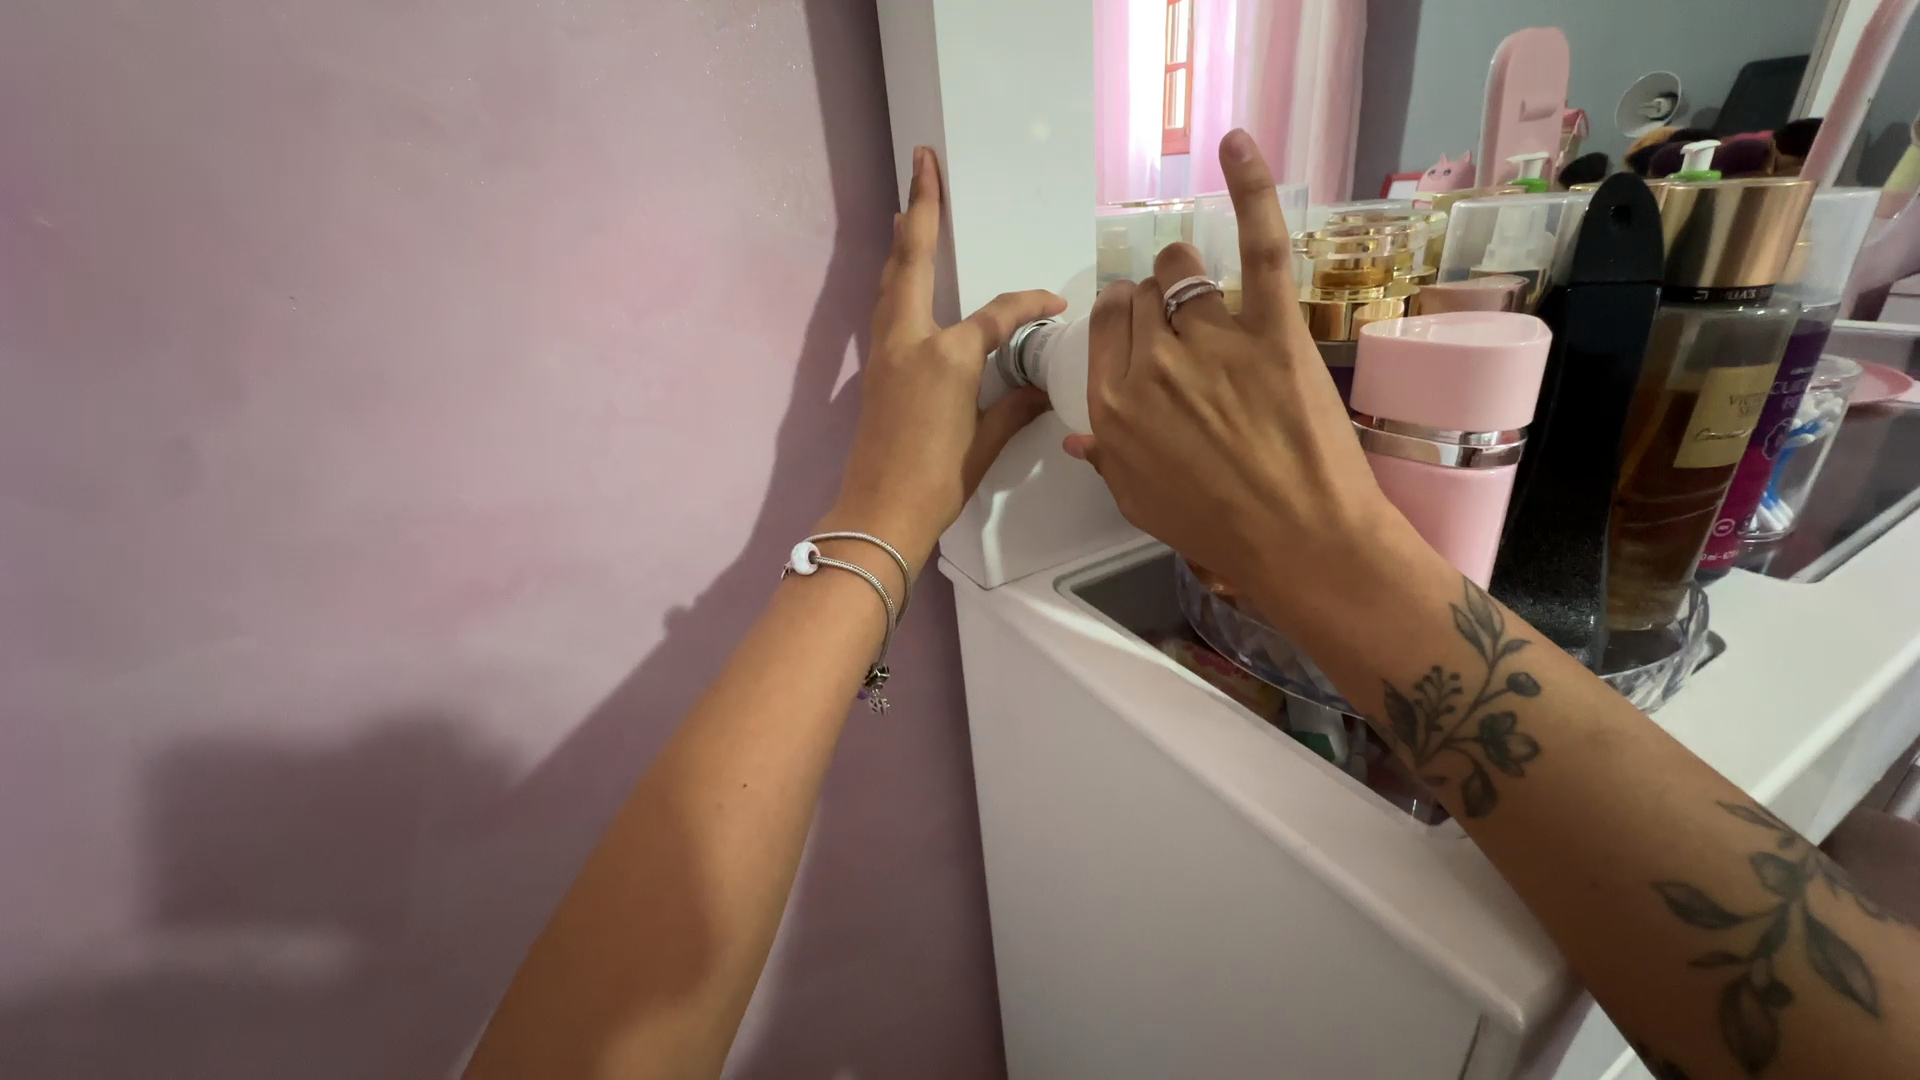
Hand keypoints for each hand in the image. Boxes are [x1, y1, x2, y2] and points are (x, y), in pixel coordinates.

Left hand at [828, 146, 1065, 567]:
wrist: (879, 514)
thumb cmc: (938, 482)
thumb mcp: (986, 444)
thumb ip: (1014, 407)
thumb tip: (1042, 390)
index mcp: (948, 355)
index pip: (998, 315)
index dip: (1031, 306)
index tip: (1056, 304)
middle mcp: (910, 340)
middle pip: (913, 260)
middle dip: (919, 207)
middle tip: (921, 160)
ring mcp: (884, 353)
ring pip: (891, 281)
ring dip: (901, 241)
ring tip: (907, 206)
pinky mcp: (873, 370)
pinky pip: (885, 309)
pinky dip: (895, 282)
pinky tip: (902, 279)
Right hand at [1064, 130, 1394, 623]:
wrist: (1298, 538)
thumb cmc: (1214, 529)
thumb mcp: (1138, 502)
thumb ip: (1105, 459)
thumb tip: (1077, 437)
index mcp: (1112, 405)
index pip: (1103, 327)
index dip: (1120, 319)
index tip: (1134, 326)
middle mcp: (1149, 364)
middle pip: (1136, 297)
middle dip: (1148, 300)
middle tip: (1172, 320)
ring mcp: (1209, 341)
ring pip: (1182, 272)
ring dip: (1183, 273)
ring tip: (1197, 283)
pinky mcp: (1270, 327)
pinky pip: (1255, 245)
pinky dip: (1249, 187)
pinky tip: (1235, 143)